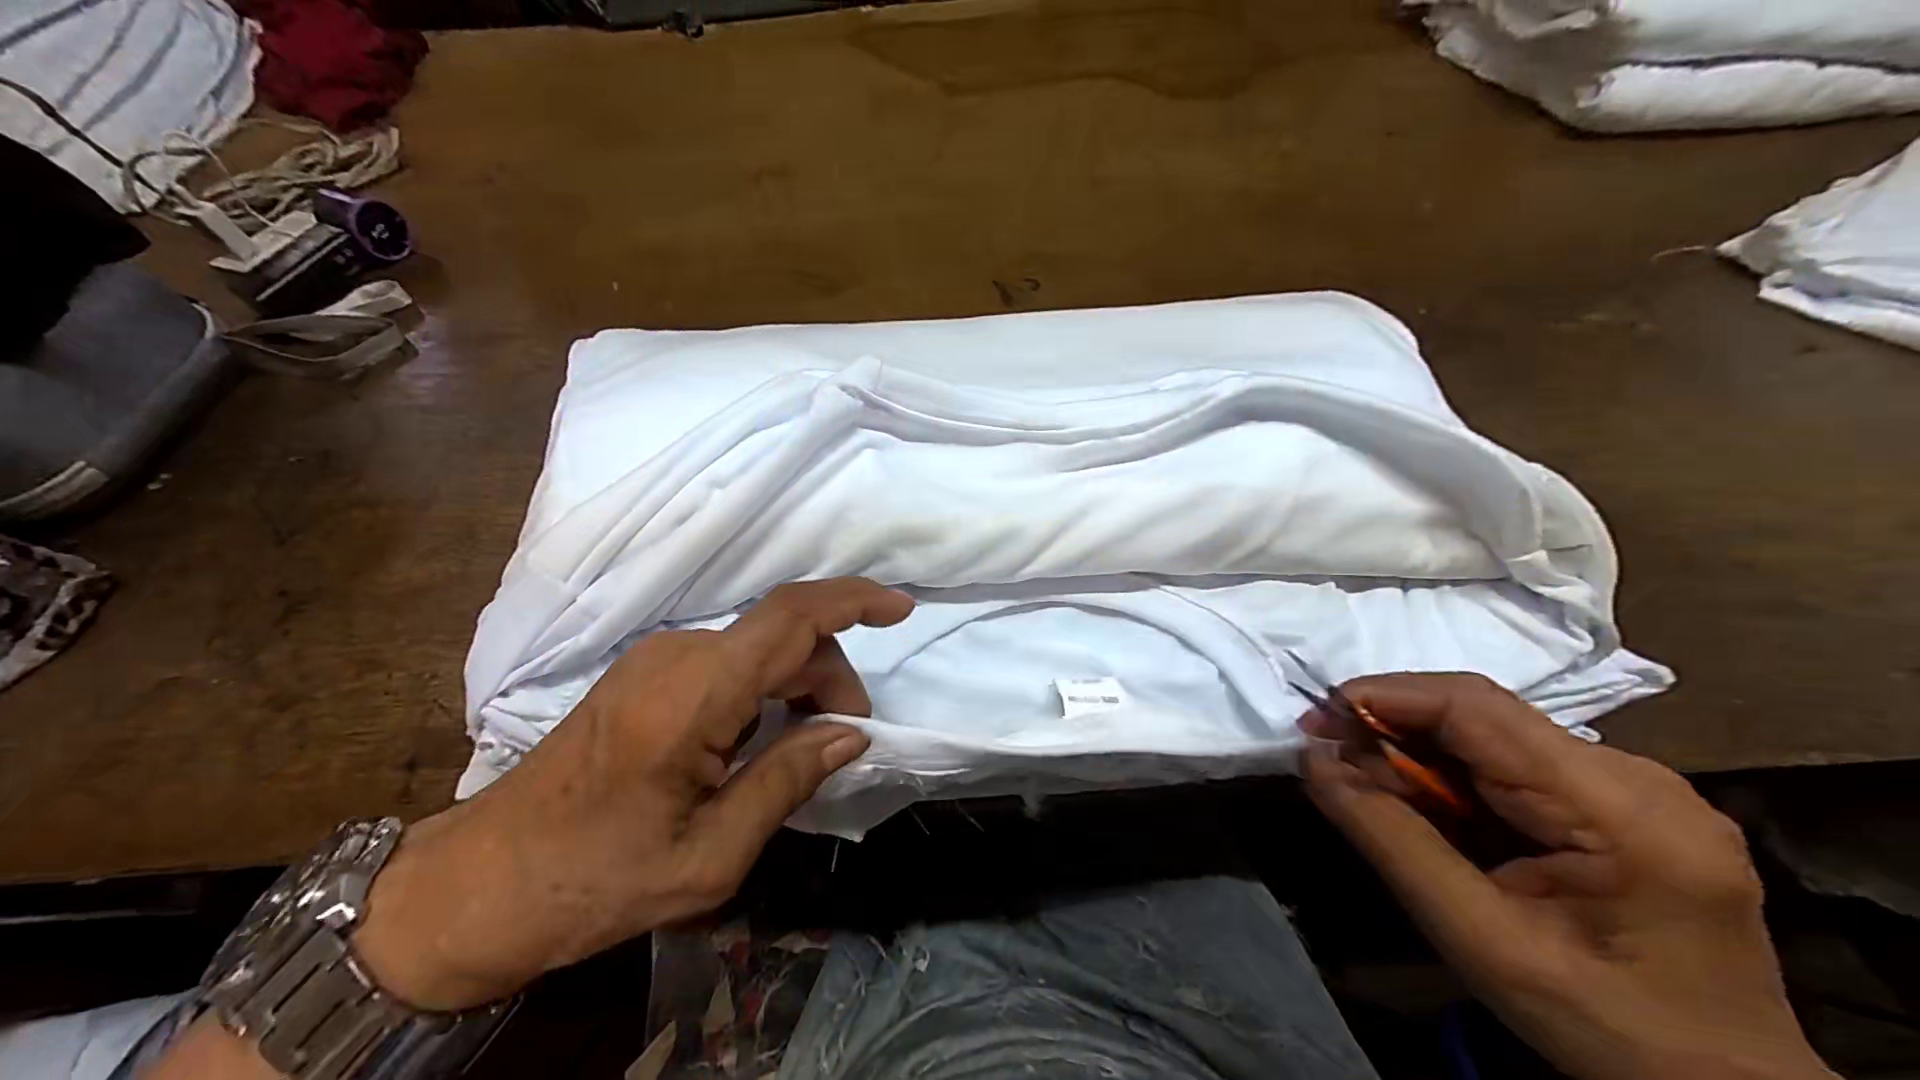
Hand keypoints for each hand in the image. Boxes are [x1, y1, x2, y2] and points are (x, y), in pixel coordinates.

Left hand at [352, 578, 912, 1010]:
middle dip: (830, 680)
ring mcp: (654, 660)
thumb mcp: (710, 854)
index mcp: (691, 697)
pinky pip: (728, 663)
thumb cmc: (594, 881)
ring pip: (758, 649)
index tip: (902, 609)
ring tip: (800, 753)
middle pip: (783, 638)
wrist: (480, 884)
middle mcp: (675, 657)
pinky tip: (759, 744)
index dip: (853, 602)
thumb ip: (787, 780)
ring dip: (798, 687)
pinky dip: (764, 691)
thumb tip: (852, 734)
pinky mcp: (644, 674)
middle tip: (845, 744)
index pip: (789, 619)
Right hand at [1303, 674, 1832, 1079]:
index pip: (1479, 709)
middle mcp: (1638, 777)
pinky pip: (1511, 761)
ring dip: (1418, 753)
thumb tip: (1314, 760)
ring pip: (1491, 734)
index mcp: (1624, 811)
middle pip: (1483, 715)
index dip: (1386, 697)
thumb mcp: (1480, 941)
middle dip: (1392, 725)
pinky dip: (1452, 775)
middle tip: (1326, 754)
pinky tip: (1427, 808)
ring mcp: (1637, 785)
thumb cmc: (1605, 1028)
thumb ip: (1392, 840)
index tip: (1316, 721)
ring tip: (1366, 788)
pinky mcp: (1623, 801)